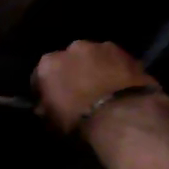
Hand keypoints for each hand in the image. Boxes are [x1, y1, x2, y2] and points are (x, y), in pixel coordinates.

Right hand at [32, 40, 159, 132]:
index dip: (45, 88)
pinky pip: (116, 63)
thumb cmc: (76, 119)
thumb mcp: (51, 121)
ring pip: (94, 57)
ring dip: (95, 68)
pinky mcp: (128, 54)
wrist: (119, 114)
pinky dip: (115, 71)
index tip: (49, 99)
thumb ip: (45, 107)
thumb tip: (44, 106)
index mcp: (49, 64)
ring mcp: (103, 47)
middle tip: (78, 92)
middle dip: (72, 72)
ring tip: (101, 88)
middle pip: (69, 60)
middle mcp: (74, 48)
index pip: (40, 74)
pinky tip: (118, 86)